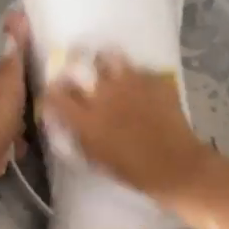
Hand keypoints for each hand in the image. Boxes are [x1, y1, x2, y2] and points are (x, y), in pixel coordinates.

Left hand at [0, 12, 29, 176]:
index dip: (11, 68)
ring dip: (15, 119)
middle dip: (15, 97)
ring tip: (27, 124)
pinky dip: (9, 136)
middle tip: (30, 101)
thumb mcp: (10, 72)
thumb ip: (15, 46)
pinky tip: (19, 142)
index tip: (27, 77)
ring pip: (0, 111)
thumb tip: (17, 12)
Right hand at [40, 52, 213, 197]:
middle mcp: (104, 95)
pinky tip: (139, 85)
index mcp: (87, 119)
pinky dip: (135, 74)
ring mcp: (131, 83)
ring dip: (105, 62)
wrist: (177, 167)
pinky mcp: (154, 80)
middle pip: (79, 65)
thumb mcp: (98, 161)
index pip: (56, 95)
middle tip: (78, 72)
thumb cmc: (135, 172)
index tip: (55, 93)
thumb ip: (80, 138)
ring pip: (109, 56)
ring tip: (109, 69)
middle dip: (74, 66)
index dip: (52, 92)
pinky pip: (139, 69)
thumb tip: (67, 123)